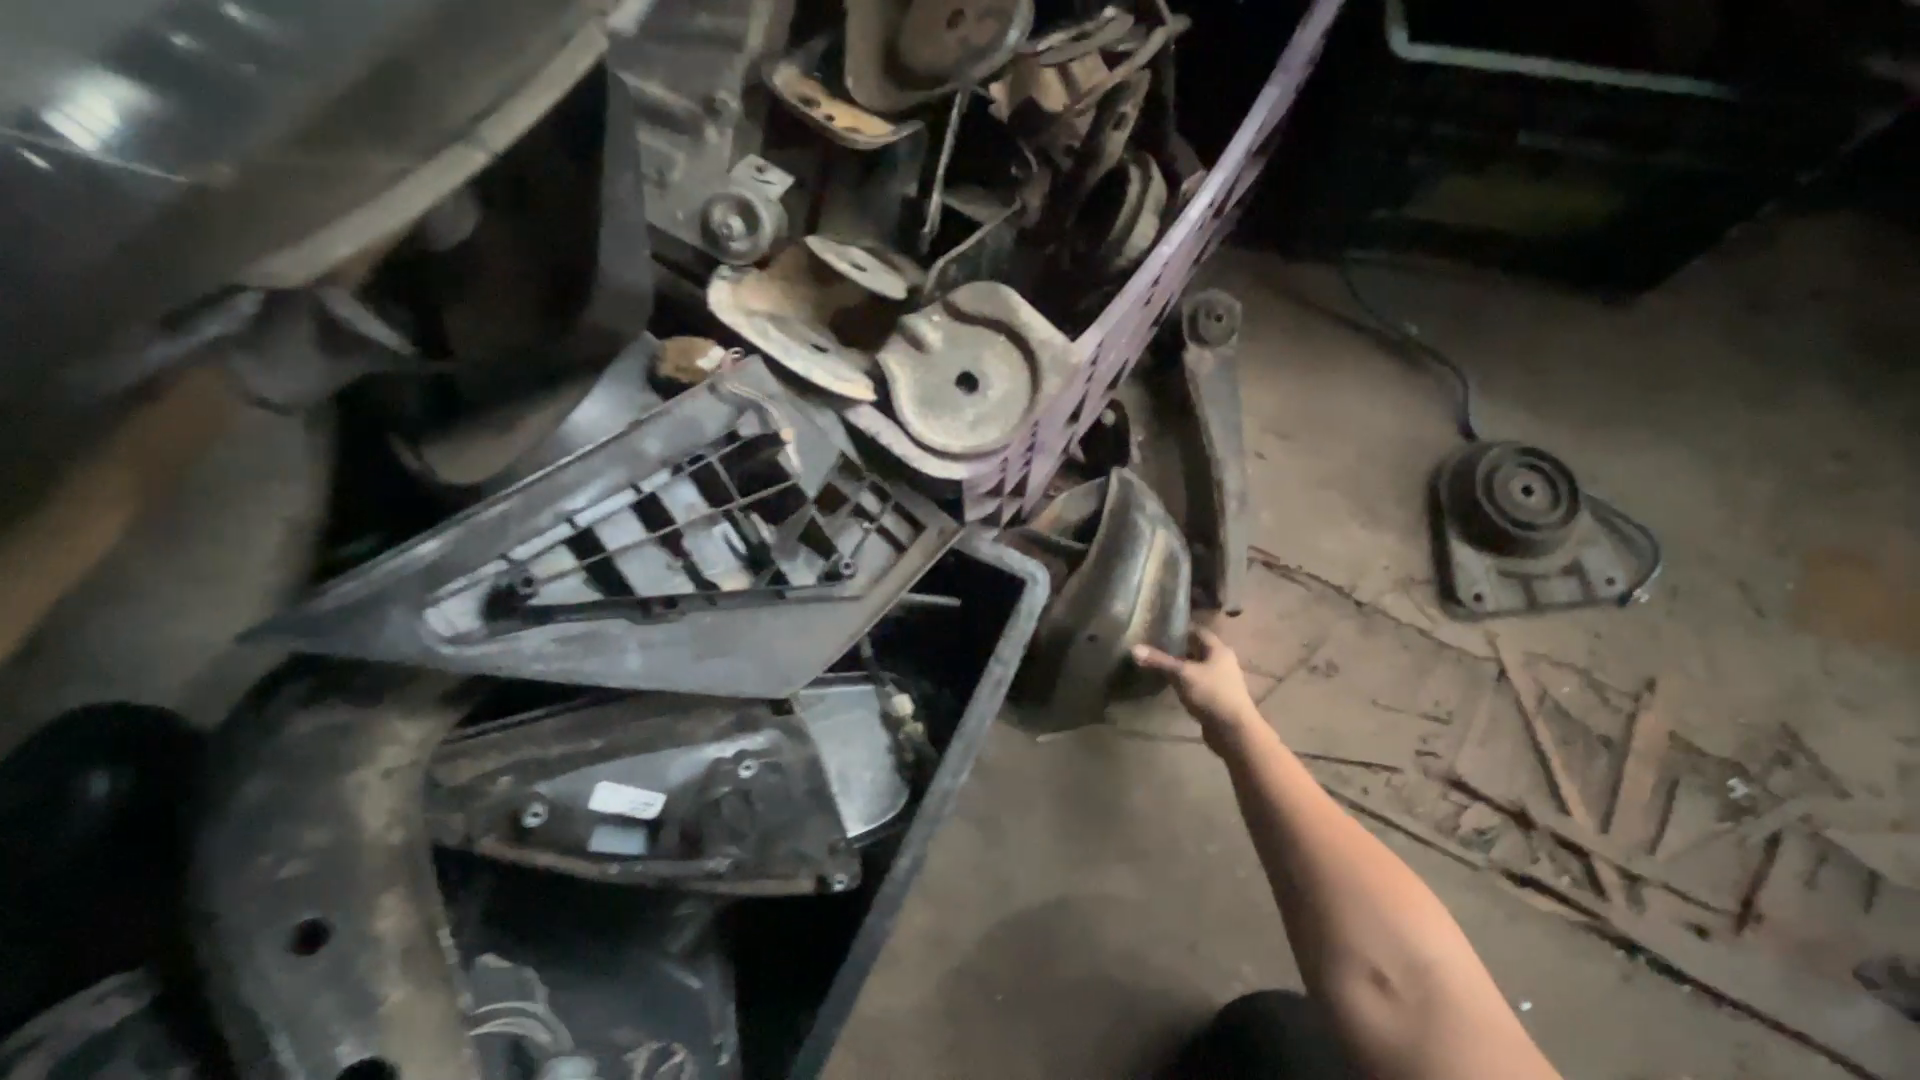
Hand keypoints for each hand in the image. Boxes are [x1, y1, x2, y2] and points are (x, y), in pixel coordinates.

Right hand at [1132, 628, 1264, 751]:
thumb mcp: (1182, 675)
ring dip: (1180, 668)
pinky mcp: (1216, 697)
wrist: (1234, 730)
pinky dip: (1184, 683)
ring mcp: (1221, 681)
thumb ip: (1159, 661)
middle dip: (1177, 649)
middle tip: (1153, 648)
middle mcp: (1222, 662)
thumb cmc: (1211, 694)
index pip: (1198, 631)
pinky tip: (1169, 686)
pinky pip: (1197, 684)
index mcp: (1219, 650)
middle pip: (1196, 650)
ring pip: (1196, 668)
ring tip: (1157, 666)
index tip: (1159, 630)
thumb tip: (1134, 648)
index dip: (1179, 630)